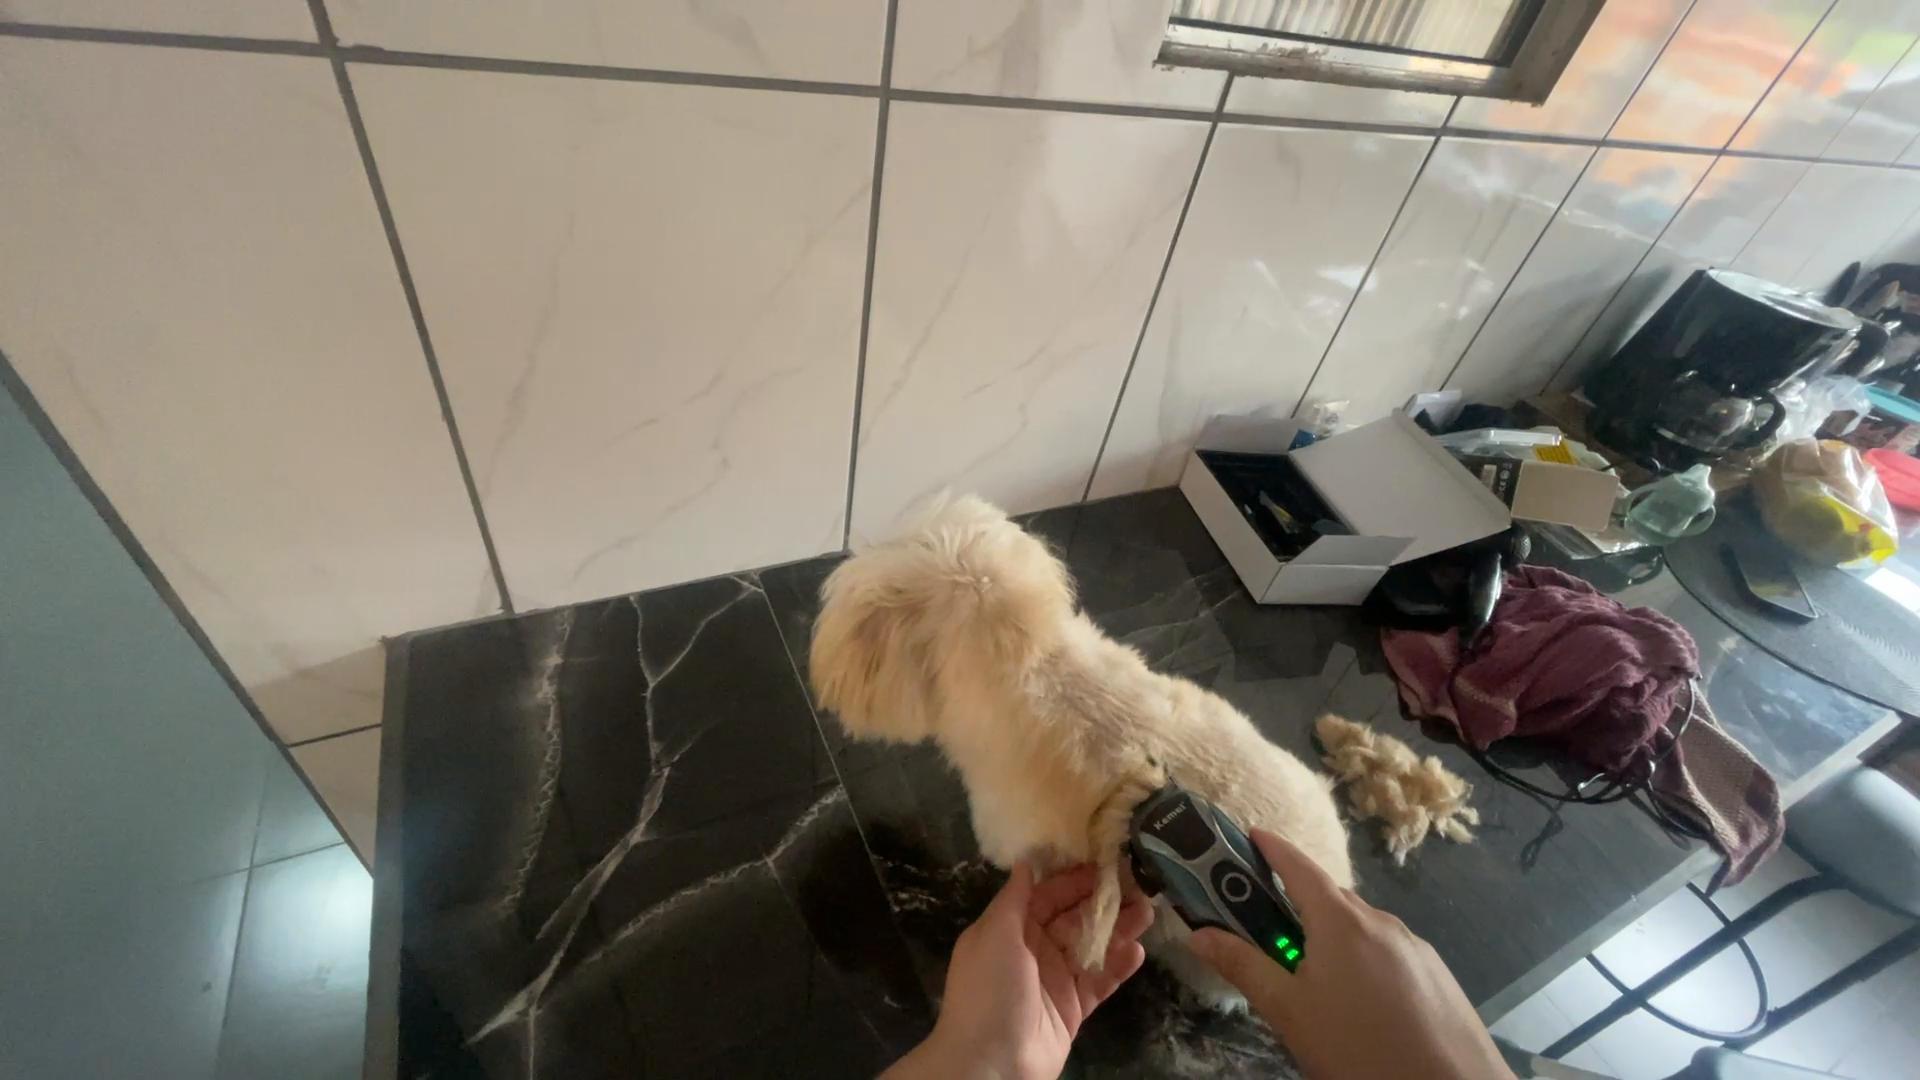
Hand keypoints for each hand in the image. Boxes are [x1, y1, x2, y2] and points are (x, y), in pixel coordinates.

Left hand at [883, 861, 1153, 1079]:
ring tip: (1148, 912)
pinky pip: (1099, 981)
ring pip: (1091, 946)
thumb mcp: (994, 935)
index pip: (1046, 893)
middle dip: (1102, 900)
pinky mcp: (1073, 1009)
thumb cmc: (988, 990)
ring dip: (1118, 929)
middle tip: (1136, 881)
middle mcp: (1033, 948)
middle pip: (1073, 916)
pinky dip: (1118, 967)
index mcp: (1011, 927)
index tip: (1101, 860)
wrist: (991, 1067)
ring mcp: (1055, 979)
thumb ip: (1015, 897)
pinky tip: (1138, 952)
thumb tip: (1025, 858)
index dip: (1072, 877)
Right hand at [1188, 830, 1514, 1079]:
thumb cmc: (1361, 1050)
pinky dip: (1365, 955)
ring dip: (1332, 932)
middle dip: (1297, 899)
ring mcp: (1416, 948)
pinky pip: (1390, 949)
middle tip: (1268, 923)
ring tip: (1314, 973)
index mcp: (1340, 920)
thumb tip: (1195, 933)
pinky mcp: (1440, 977)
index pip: (1298, 864)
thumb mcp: (1290, 1013)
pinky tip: (1363, 1000)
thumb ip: (1243, 966)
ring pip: (1362, 925)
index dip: (1272, 846)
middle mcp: (1380, 921)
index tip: (1250, 834)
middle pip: (1330, 895)